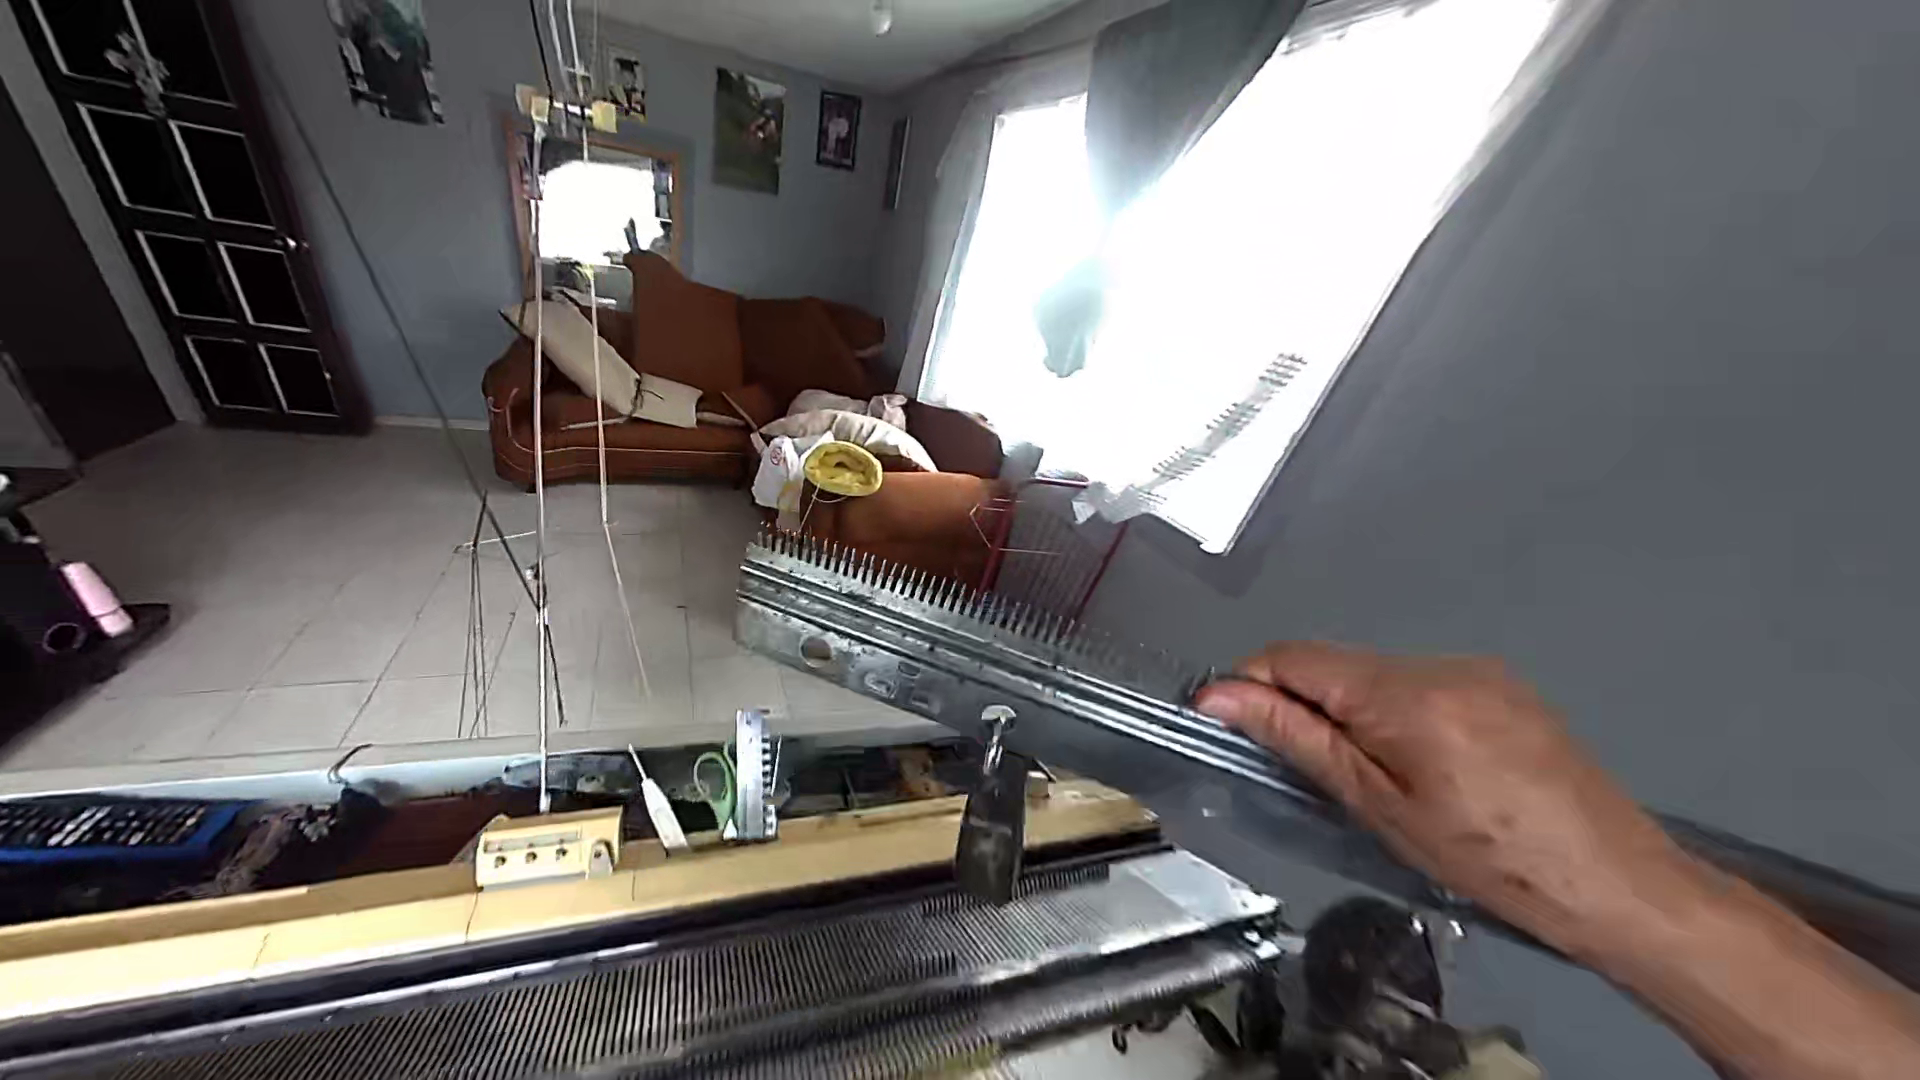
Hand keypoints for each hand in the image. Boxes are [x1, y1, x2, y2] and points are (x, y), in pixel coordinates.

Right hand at [1193, 642, 1706, 957]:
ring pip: (1366, 670)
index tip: (1229, 722)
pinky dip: (1385, 707)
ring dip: (1343, 706)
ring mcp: (1470, 666)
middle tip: (1303, 761)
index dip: (1249, 682)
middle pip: (1328, 661)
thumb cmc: (1485, 859)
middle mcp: (1434, 663)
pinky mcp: (1494, 680)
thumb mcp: (1374, 803)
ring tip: (1366, 767)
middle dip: (1297, 700)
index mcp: (1402, 694)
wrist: (1625, 888)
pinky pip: (1409, 678)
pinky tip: (1415, 755)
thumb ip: (1293, 736)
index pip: (1292, 657)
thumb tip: (1219, 695)